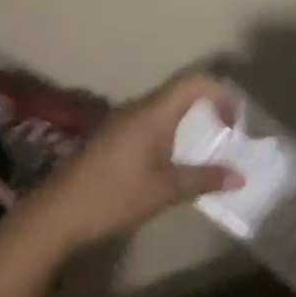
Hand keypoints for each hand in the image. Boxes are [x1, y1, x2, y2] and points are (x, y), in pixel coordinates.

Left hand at [23, 73, 243, 251]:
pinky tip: (172, 162)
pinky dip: (170, 132)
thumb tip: (239, 177)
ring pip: (164, 107)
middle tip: (227, 134)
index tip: (233, 124)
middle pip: (181, 91)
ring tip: (204, 150)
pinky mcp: (110, 137)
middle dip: (209, 106)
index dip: (222, 94)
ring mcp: (120, 122)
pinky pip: (149, 122)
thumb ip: (204, 179)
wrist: (56, 214)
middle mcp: (137, 109)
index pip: (195, 82)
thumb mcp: (165, 191)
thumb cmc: (114, 197)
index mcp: (153, 113)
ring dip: (188, 120)